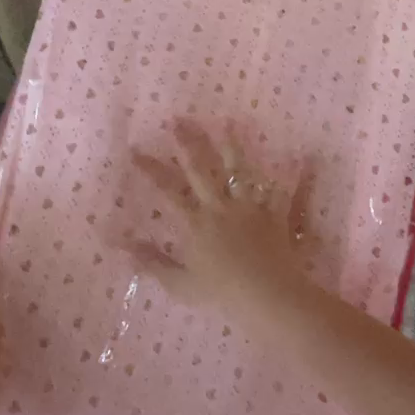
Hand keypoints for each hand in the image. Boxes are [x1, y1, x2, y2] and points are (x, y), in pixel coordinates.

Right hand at [127, 119, 320, 308]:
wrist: (267, 295)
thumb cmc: (221, 293)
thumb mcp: (179, 283)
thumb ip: (152, 262)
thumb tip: (121, 244)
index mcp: (196, 223)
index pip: (167, 190)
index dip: (151, 169)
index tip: (136, 150)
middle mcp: (220, 207)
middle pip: (201, 169)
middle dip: (188, 143)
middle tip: (178, 120)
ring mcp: (249, 207)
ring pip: (239, 169)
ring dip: (231, 145)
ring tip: (227, 122)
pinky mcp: (274, 213)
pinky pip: (279, 190)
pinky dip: (285, 175)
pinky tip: (293, 157)